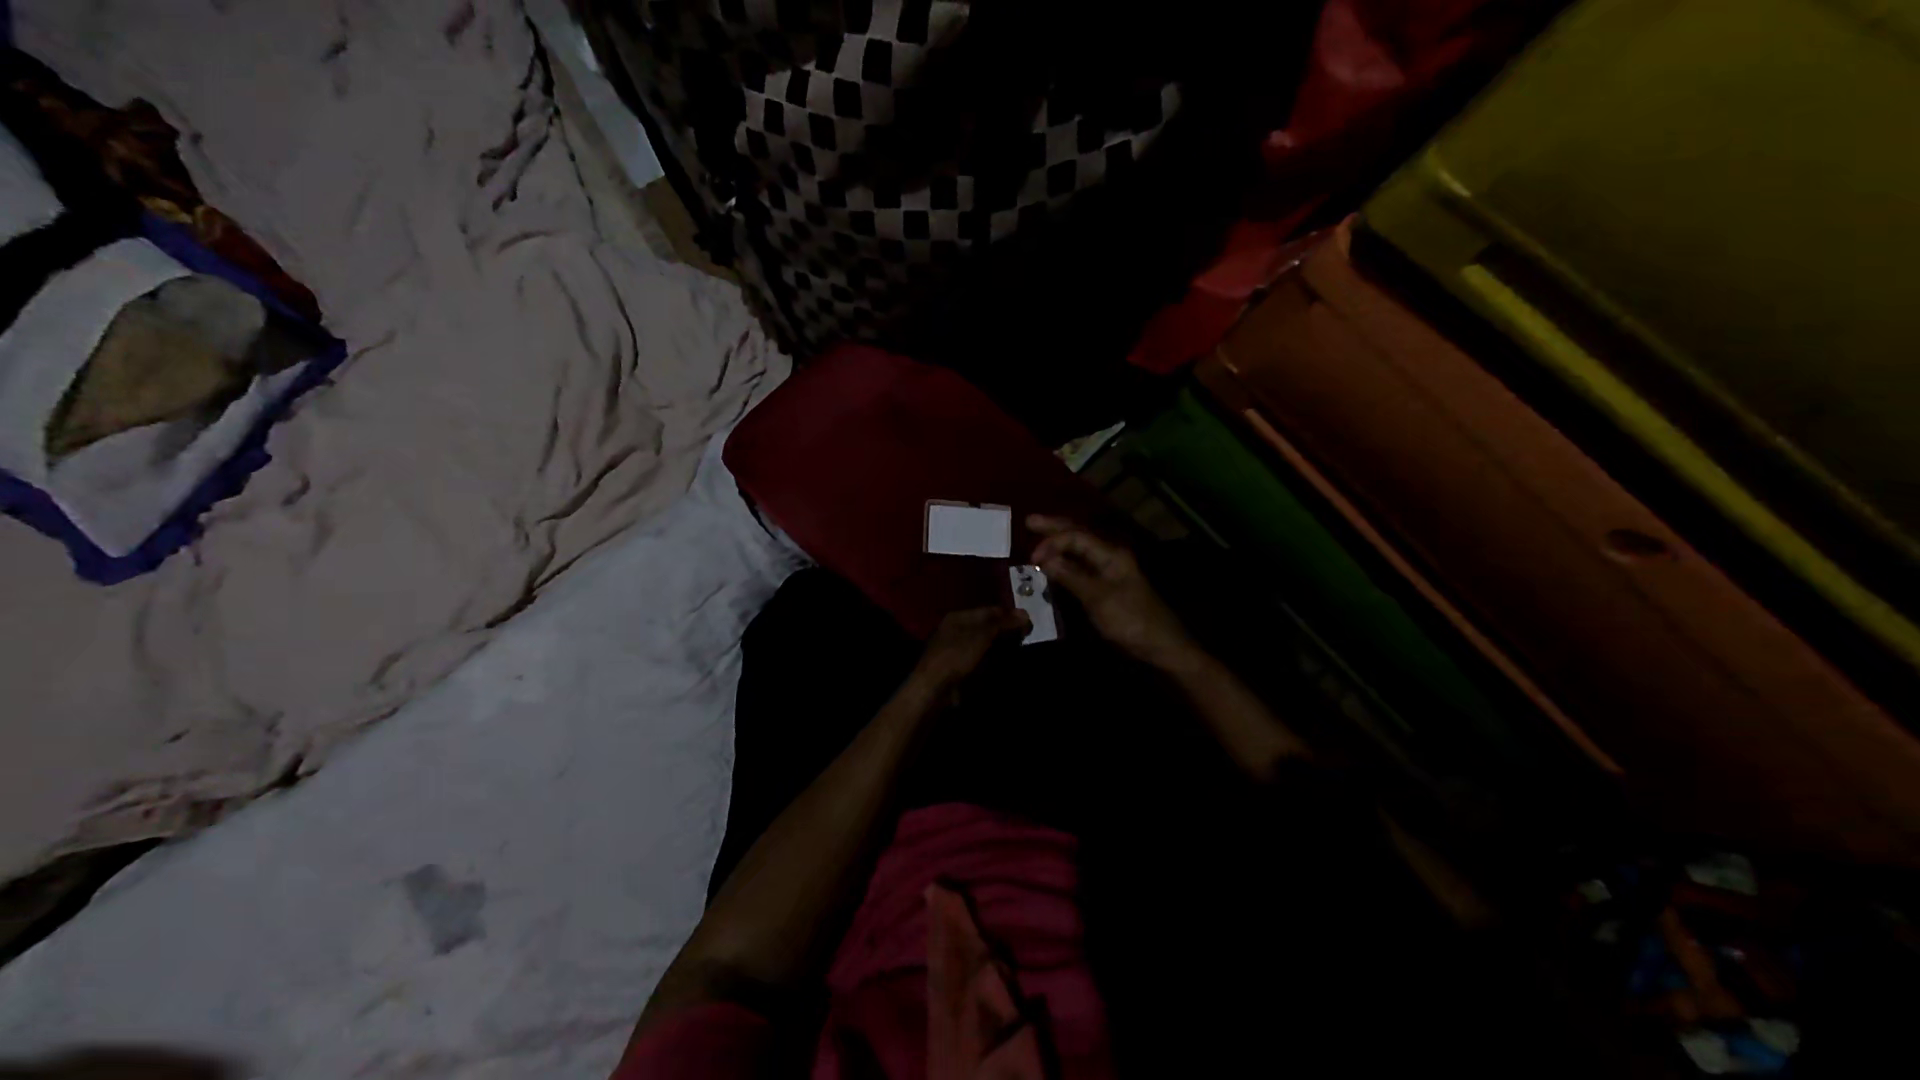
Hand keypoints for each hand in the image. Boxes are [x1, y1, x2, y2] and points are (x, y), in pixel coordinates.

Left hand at [911, 606, 1030, 694]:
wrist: (933, 688)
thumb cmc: (956, 656)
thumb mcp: (981, 635)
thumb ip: (1003, 624)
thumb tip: (1025, 614)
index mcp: (958, 618)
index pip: (989, 611)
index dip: (1008, 615)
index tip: (1028, 622)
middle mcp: (957, 631)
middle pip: (988, 627)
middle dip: (1006, 631)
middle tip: (1026, 636)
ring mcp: (958, 650)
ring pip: (986, 644)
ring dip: (1001, 646)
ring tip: (1018, 649)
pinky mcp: (960, 668)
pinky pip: (981, 659)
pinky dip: (993, 660)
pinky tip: (1004, 663)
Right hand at [1029, 515, 1196, 669]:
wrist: (1161, 646)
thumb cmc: (1131, 620)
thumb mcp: (1098, 598)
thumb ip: (1071, 575)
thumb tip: (1044, 557)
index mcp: (1111, 554)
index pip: (1076, 536)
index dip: (1051, 542)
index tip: (1031, 557)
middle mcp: (1110, 556)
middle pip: (1079, 535)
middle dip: (1054, 528)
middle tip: (1029, 521)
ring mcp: (1109, 571)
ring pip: (1080, 550)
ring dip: (1059, 543)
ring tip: (1038, 537)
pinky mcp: (1107, 586)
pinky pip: (1082, 566)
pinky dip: (1066, 562)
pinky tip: (1054, 564)